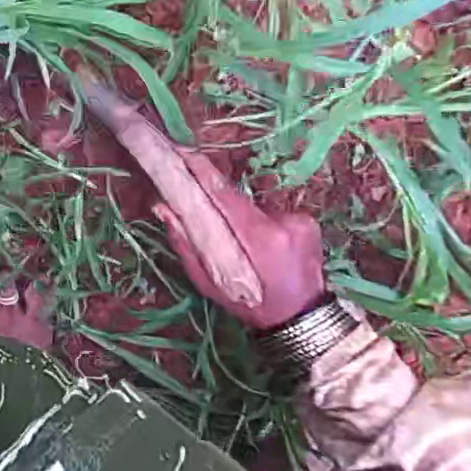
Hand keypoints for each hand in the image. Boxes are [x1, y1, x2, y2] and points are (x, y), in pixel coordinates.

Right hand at [151, 149, 326, 330]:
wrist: (302, 318)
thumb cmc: (247, 302)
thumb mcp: (208, 281)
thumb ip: (185, 243)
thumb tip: (163, 207)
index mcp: (256, 236)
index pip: (222, 192)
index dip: (201, 170)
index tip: (183, 152)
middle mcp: (280, 221)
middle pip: (237, 197)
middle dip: (216, 197)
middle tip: (200, 199)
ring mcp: (298, 219)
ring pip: (254, 208)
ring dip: (241, 218)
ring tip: (242, 245)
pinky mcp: (308, 221)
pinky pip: (273, 215)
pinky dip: (262, 226)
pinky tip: (264, 248)